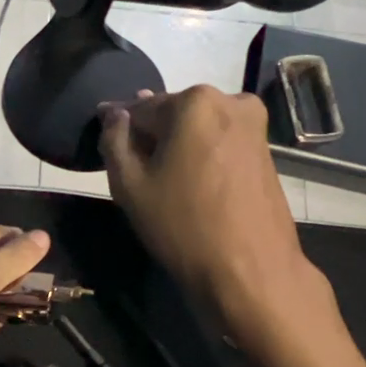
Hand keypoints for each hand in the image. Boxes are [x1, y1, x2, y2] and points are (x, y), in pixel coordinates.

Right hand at [99, 86, 336, 356]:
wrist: (248, 267)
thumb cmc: (181, 224)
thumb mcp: (129, 185)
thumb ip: (114, 141)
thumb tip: (114, 116)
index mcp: (192, 102)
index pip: (139, 107)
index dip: (116, 123)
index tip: (102, 132)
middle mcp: (228, 100)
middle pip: (171, 112)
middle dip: (149, 132)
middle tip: (128, 160)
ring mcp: (252, 123)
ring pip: (196, 126)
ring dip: (174, 143)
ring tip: (155, 173)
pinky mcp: (263, 147)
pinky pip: (216, 140)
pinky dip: (197, 153)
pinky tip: (184, 178)